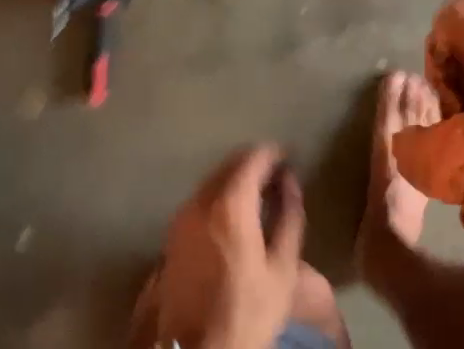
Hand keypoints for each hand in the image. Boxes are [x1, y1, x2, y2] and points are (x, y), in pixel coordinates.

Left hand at [154, 145, 305, 348]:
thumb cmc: (248, 309)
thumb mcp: (283, 268)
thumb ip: (289, 217)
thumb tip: (290, 181)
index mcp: (230, 205)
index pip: (252, 158)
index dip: (273, 153)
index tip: (289, 157)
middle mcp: (200, 201)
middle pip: (229, 164)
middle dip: (254, 164)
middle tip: (277, 176)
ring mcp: (182, 216)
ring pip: (212, 180)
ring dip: (235, 179)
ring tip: (259, 195)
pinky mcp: (172, 233)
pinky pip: (200, 199)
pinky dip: (219, 196)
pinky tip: (234, 215)